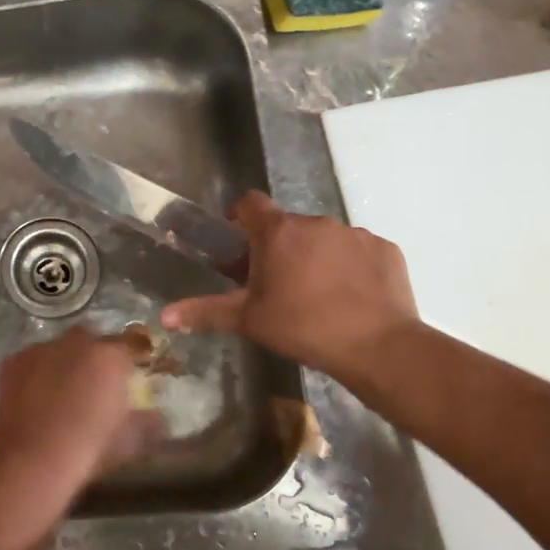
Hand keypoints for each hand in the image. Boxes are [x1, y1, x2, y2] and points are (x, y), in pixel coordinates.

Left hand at [0, 327, 160, 487]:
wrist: (33, 459)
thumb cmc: (89, 448)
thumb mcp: (130, 440)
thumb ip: (149, 421)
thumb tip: (158, 416)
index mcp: (110, 356)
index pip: (130, 344)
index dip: (130, 357)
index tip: (130, 371)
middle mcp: (74, 342)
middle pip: (89, 340)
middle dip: (92, 355)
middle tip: (91, 383)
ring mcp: (38, 349)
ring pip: (55, 349)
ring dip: (60, 363)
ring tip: (57, 394)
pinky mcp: (10, 362)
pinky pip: (28, 362)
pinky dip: (33, 374)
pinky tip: (32, 399)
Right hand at [161, 192, 420, 384]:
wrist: (378, 346)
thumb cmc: (303, 327)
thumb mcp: (249, 320)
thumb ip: (206, 312)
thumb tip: (164, 316)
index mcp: (278, 232)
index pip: (250, 203)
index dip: (240, 215)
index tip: (237, 238)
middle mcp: (316, 222)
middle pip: (287, 225)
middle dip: (278, 247)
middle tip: (274, 283)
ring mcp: (355, 233)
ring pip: (324, 238)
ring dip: (314, 256)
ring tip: (315, 294)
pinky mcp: (385, 249)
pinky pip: (358, 251)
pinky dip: (350, 267)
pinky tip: (350, 297)